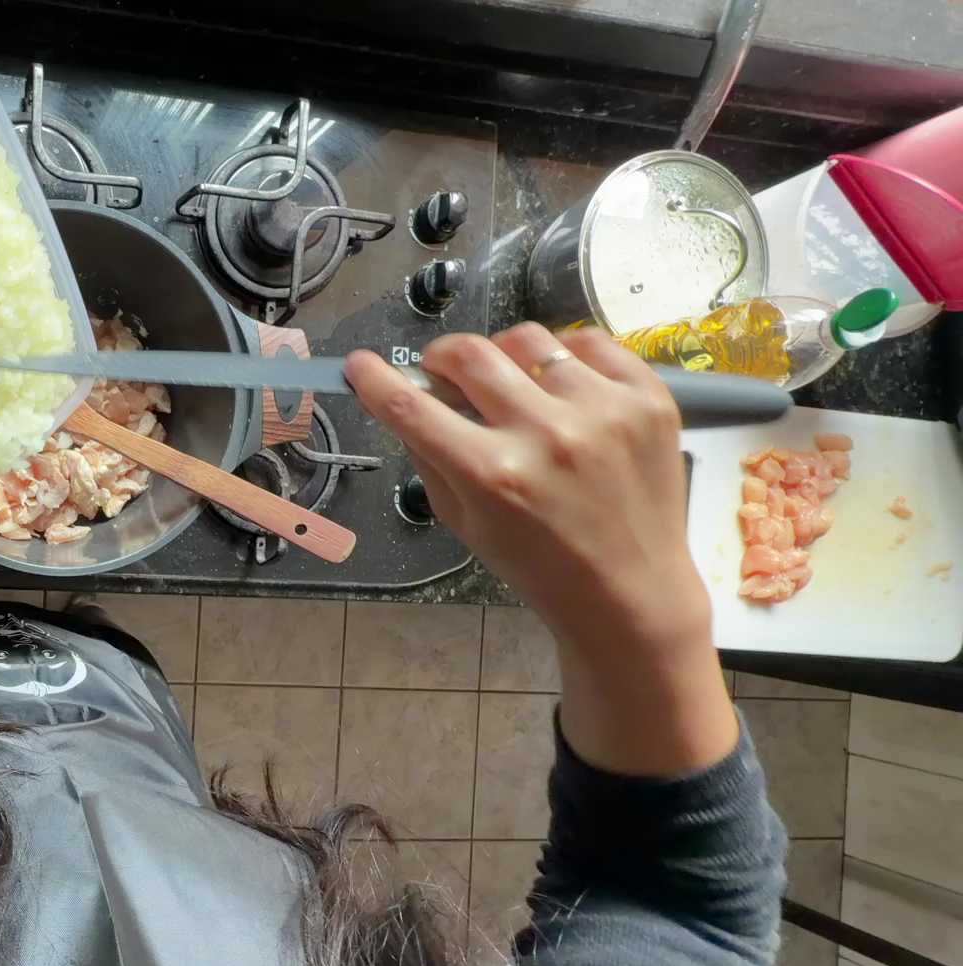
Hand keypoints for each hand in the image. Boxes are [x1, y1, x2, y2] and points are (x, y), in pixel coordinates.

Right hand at [346, 324, 734, 774]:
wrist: (626, 586)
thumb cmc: (529, 560)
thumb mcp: (458, 518)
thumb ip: (428, 454)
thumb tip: (404, 400)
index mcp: (489, 473)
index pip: (411, 407)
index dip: (374, 379)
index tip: (358, 364)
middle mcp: (546, 434)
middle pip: (469, 355)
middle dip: (438, 356)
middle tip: (438, 371)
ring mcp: (603, 410)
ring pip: (527, 339)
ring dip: (498, 352)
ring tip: (503, 378)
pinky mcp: (648, 398)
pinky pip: (590, 342)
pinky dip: (559, 352)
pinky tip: (553, 380)